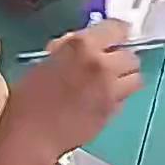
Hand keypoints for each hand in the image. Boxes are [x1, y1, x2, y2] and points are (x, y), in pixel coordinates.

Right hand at [0, 21, 142, 160]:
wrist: (32, 135)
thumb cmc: (28, 98)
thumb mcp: (46, 61)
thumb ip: (71, 49)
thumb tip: (87, 47)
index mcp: (81, 46)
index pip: (117, 29)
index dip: (117, 34)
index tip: (115, 38)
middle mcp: (100, 65)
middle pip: (131, 55)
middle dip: (122, 59)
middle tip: (109, 64)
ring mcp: (109, 90)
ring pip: (135, 78)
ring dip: (126, 78)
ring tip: (111, 83)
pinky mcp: (111, 112)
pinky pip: (124, 99)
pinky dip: (117, 98)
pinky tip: (101, 102)